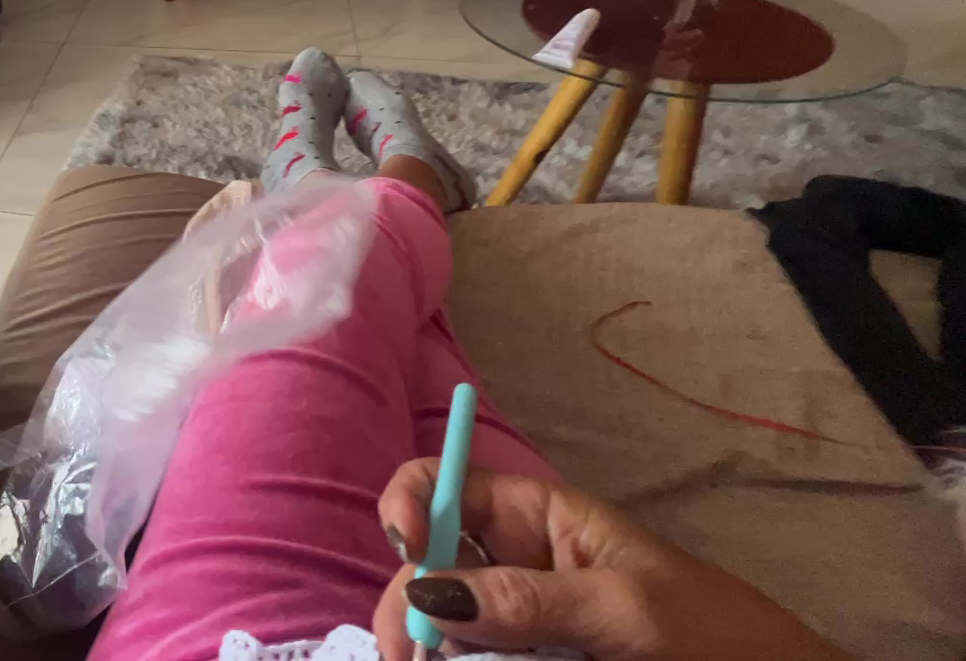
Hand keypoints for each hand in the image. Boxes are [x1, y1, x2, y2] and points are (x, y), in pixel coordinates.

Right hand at [370, 460, 854, 660]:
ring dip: (424, 642)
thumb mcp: (627, 611)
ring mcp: (516, 613)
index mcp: (530, 516)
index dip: (410, 501)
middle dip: (409, 599)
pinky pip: (475, 651)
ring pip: (442, 613)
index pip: (441, 484)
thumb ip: (529, 600)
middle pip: (429, 559)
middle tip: (405, 654)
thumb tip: (427, 596)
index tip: (406, 546)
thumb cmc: (721, 637)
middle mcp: (509, 556)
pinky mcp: (527, 657)